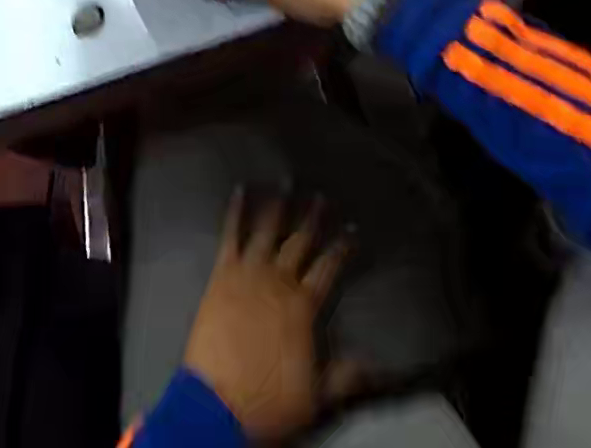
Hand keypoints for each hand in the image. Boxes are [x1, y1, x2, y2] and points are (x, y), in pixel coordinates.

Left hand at [183, 193, 357, 441]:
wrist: (216, 409)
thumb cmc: (267, 401)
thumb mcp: (315, 396)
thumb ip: (344, 375)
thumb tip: (374, 364)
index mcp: (303, 305)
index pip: (329, 266)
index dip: (342, 246)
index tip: (352, 229)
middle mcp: (280, 281)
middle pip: (301, 241)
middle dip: (313, 216)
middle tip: (321, 195)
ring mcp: (250, 274)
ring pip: (268, 231)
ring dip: (279, 205)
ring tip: (286, 181)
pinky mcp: (222, 275)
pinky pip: (230, 236)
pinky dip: (235, 212)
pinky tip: (239, 191)